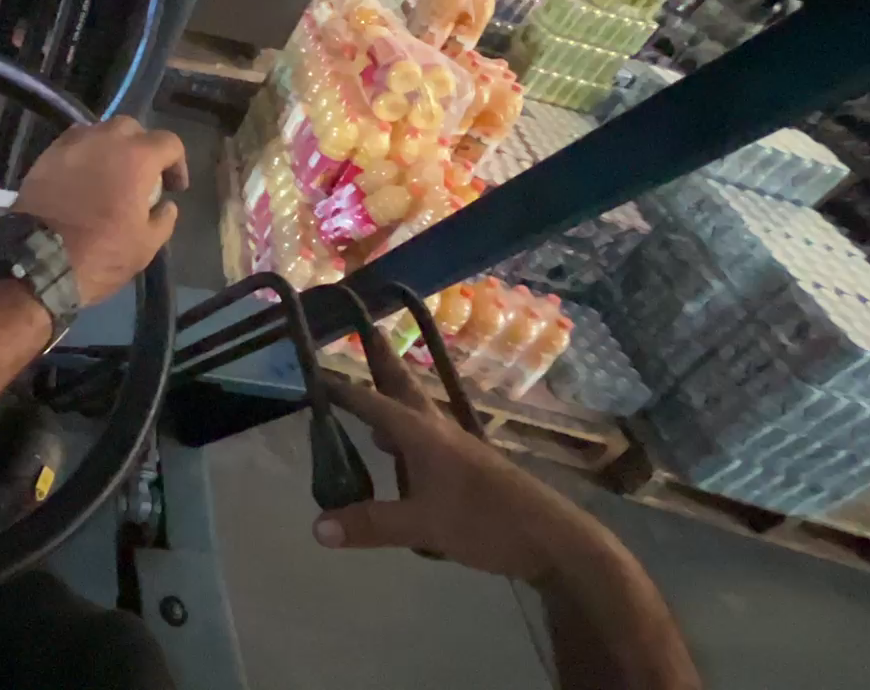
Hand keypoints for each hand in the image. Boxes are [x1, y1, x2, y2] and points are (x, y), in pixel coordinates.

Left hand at [13, 117, 187, 306]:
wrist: (38, 259)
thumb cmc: (100, 253)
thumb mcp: (146, 245)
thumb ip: (163, 219)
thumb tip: (165, 205)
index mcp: (137, 157)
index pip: (169, 142)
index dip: (177, 163)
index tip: (174, 187)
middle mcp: (105, 140)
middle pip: (132, 128)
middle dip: (142, 147)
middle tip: (141, 176)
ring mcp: (72, 144)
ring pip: (99, 131)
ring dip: (111, 147)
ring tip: (110, 172)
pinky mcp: (47, 155)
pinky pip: (73, 143)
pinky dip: (84, 153)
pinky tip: (83, 175)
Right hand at [311, 323, 613, 583]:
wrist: (559, 542)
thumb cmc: (486, 522)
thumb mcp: (423, 526)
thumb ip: (369, 525)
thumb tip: (315, 528)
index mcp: (419, 433)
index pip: (368, 401)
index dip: (337, 388)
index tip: (311, 370)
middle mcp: (436, 429)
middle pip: (403, 385)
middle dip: (382, 359)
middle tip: (368, 328)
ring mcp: (458, 445)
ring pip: (419, 407)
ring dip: (397, 390)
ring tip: (376, 385)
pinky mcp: (472, 464)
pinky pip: (429, 432)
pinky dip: (408, 425)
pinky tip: (402, 447)